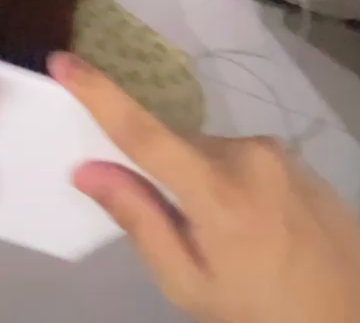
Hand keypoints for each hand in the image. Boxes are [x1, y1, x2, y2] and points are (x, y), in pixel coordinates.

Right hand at [50, 53, 359, 322]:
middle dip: (164, 174)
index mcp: (218, 195)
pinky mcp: (297, 159)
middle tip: (187, 232)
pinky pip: (241, 158)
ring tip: (231, 239)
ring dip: (200, 179)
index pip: (143, 134)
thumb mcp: (191, 288)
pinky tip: (259, 228)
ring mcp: (278, 154)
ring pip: (208, 151)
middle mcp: (247, 157)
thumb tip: (87, 169)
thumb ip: (139, 221)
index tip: (62, 61)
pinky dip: (232, 182)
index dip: (99, 95)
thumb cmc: (266, 319)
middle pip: (175, 145)